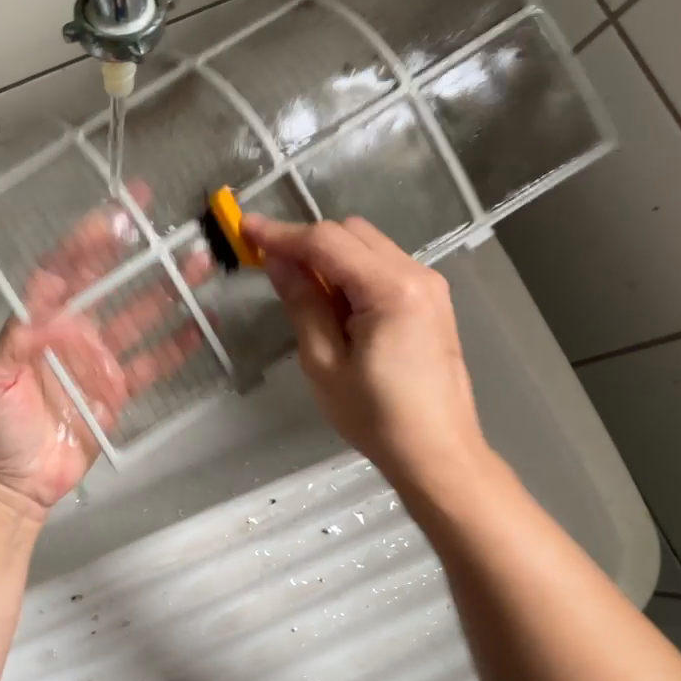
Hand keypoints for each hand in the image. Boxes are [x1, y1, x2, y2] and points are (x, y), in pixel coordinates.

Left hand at [0, 187, 209, 513]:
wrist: (17, 482)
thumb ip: (12, 345)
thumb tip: (46, 312)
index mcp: (38, 324)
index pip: (63, 273)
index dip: (86, 244)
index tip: (115, 217)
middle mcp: (72, 332)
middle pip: (106, 284)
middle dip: (133, 254)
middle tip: (164, 224)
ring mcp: (98, 360)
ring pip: (138, 315)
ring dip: (167, 290)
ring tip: (199, 263)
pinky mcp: (119, 389)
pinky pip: (153, 361)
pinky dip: (178, 344)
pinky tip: (203, 323)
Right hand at [241, 215, 486, 480]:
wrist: (436, 452)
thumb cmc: (375, 415)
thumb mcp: (323, 362)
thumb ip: (302, 303)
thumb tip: (278, 262)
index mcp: (391, 289)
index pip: (327, 242)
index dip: (282, 234)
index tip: (244, 228)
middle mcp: (416, 274)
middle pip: (351, 233)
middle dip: (306, 241)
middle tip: (267, 263)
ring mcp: (429, 286)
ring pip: (368, 245)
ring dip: (328, 254)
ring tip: (297, 285)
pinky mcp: (430, 301)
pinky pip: (382, 265)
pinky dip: (351, 269)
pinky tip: (332, 299)